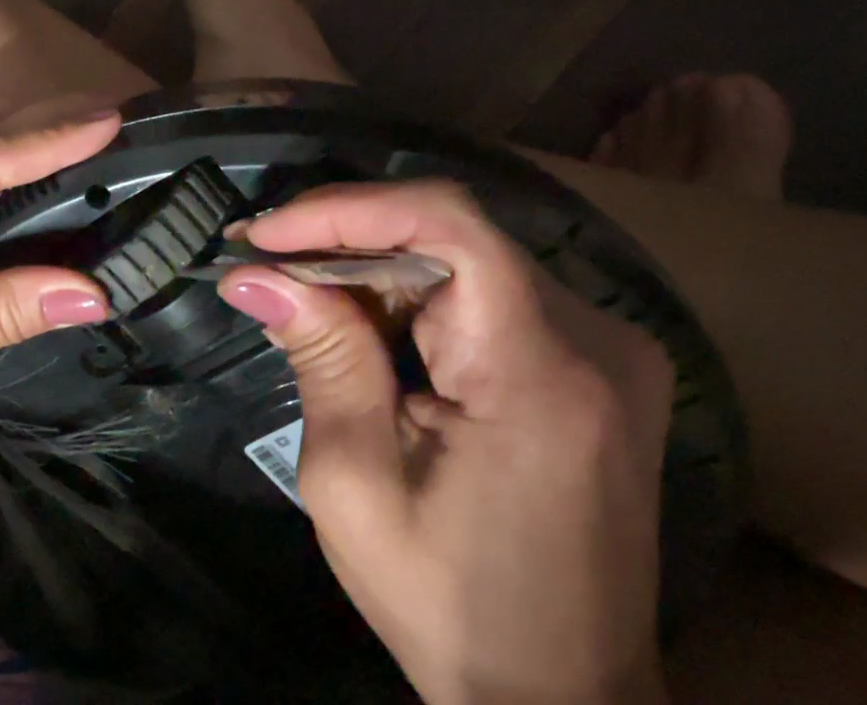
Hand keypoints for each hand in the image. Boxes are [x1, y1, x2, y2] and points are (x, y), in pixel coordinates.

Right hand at [217, 182, 673, 704]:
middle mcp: (597, 342)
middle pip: (455, 240)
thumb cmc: (445, 604)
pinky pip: (491, 298)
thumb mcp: (355, 485)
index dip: (346, 210)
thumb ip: (321, 362)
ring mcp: (611, 352)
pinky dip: (415, 302)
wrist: (562, 694)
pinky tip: (362, 330)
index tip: (263, 236)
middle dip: (344, 243)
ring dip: (374, 272)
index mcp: (540, 377)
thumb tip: (255, 277)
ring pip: (469, 262)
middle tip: (260, 266)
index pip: (450, 228)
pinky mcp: (600, 368)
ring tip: (295, 296)